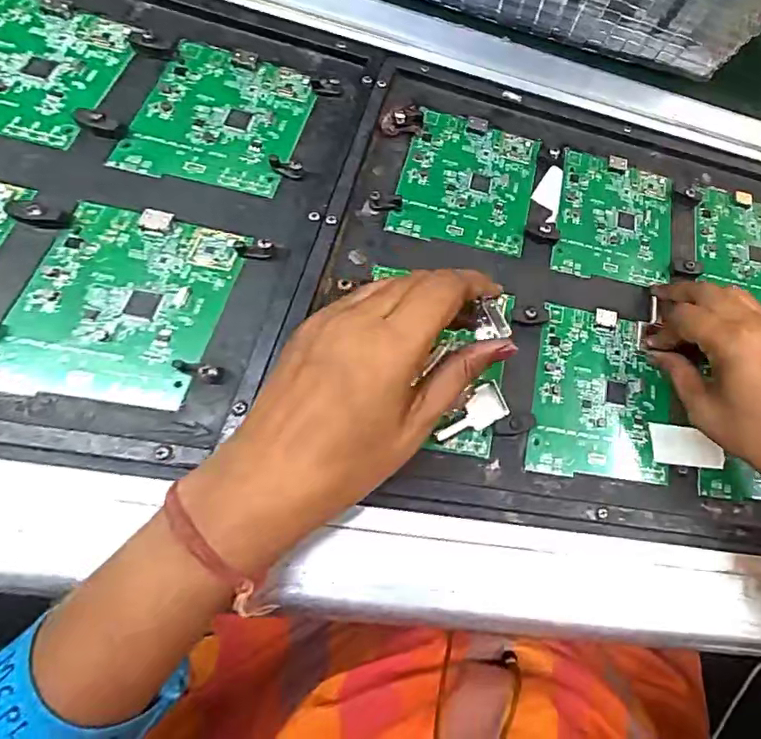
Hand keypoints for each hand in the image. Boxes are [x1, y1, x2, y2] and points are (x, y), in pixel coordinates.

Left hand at [184, 269, 513, 563]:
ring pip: (391, 283)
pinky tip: (398, 330)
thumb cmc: (341, 466)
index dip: (475, 284)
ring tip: (440, 325)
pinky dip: (390, 301)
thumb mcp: (413, 426)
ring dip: (423, 292)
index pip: (443, 287)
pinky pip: (362, 296)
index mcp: (389, 345)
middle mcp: (358, 321)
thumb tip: (496, 347)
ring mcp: (330, 320)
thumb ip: (457, 375)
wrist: (265, 480)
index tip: (492, 296)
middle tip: (474, 318)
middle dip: (454, 289)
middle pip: (420, 279)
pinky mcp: (311, 327)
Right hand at [643, 281, 760, 497]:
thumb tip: (663, 357)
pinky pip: (747, 304)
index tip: (655, 344)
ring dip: (703, 294)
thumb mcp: (705, 410)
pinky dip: (725, 303)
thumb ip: (679, 375)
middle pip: (706, 292)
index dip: (664, 329)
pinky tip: (714, 318)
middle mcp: (752, 324)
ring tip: (684, 304)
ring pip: (729, 292)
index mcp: (731, 340)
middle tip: (659, 298)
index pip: (685, 316)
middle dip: (679, 293)